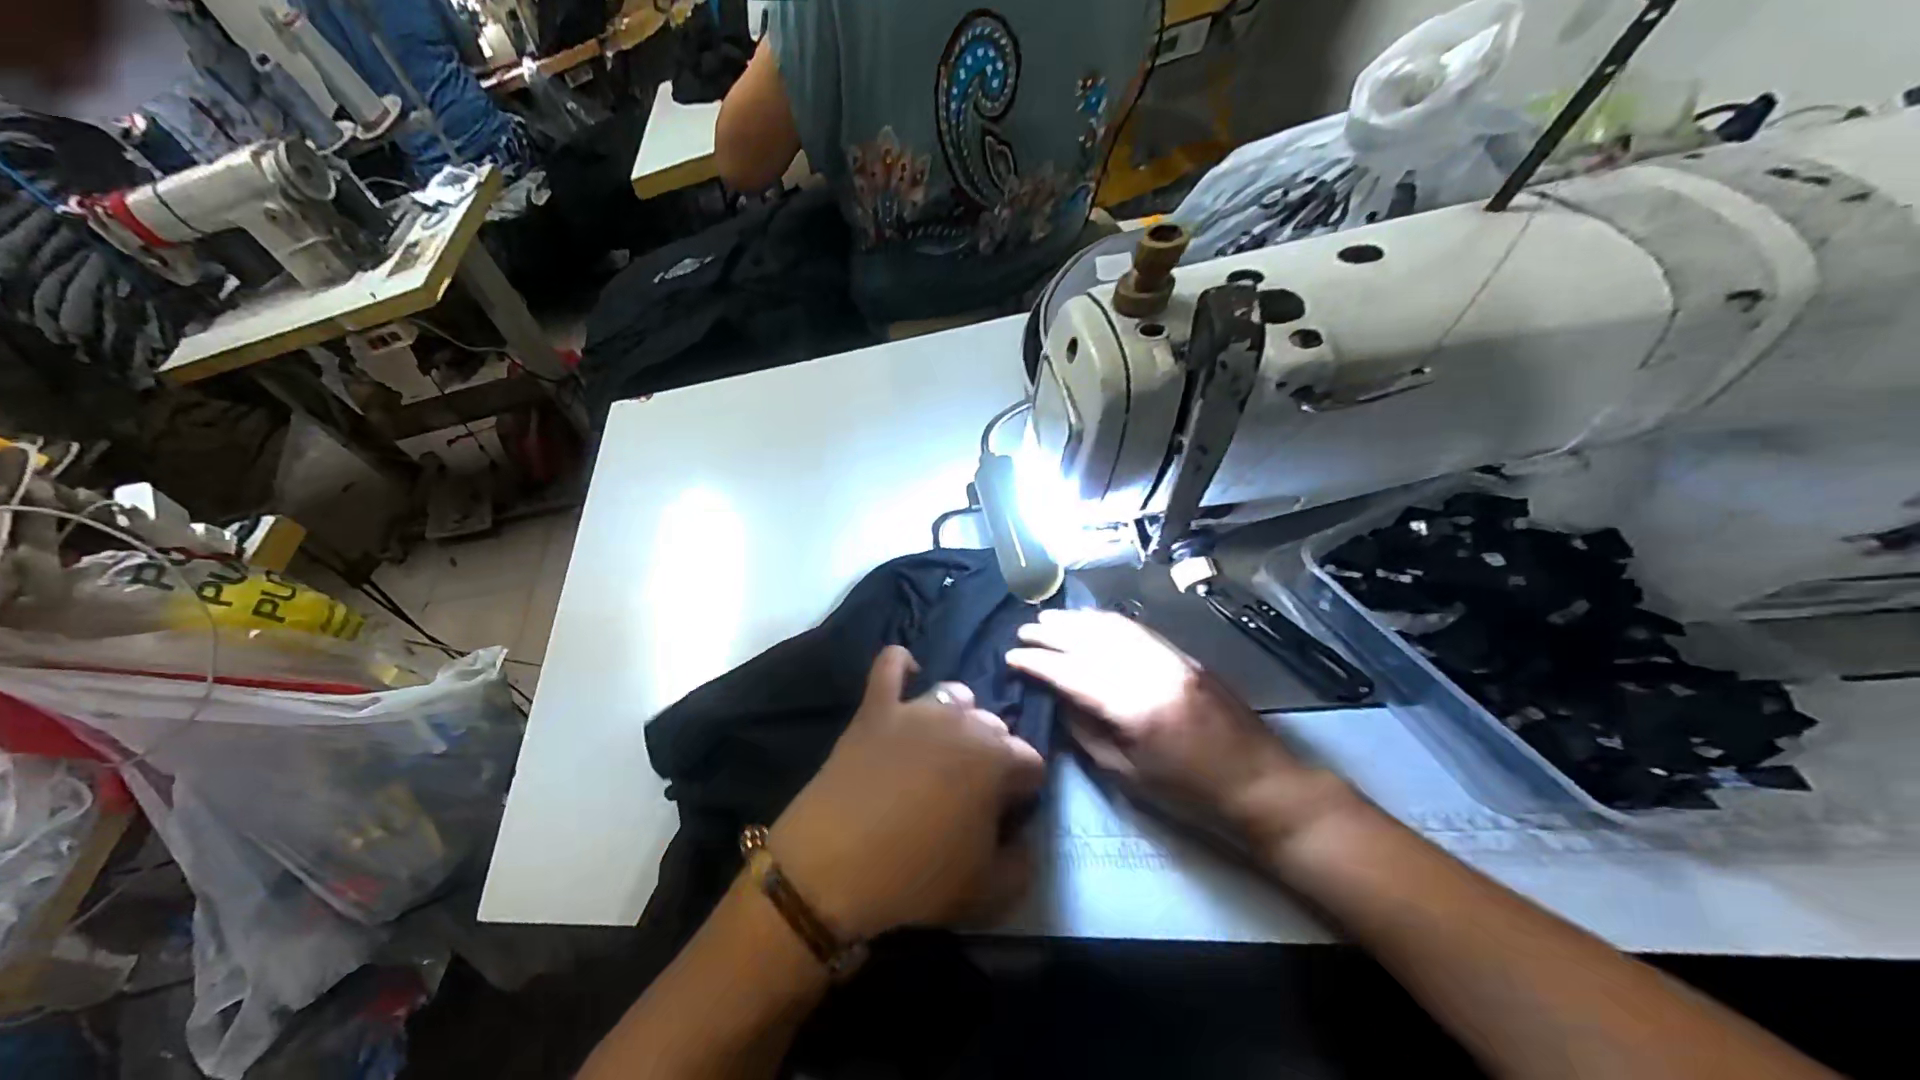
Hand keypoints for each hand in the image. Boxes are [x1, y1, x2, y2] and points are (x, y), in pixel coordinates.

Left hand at [768, 646, 1045, 939]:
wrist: (832, 867)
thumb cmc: (918, 878)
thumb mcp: (990, 890)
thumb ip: (1023, 861)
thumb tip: (1022, 837)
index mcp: (999, 760)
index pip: (1031, 763)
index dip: (1023, 792)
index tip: (1004, 817)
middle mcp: (964, 722)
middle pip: (995, 728)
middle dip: (993, 756)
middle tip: (969, 794)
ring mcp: (916, 709)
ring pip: (954, 697)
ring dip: (958, 719)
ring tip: (941, 751)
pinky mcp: (875, 709)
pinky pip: (890, 667)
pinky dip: (902, 665)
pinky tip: (908, 672)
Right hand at [1007, 610, 1355, 851]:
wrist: (1261, 784)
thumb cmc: (1190, 795)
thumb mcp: (1127, 775)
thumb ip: (1087, 732)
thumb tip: (1058, 700)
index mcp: (1135, 708)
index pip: (1073, 673)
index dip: (1039, 663)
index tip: (1012, 657)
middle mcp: (1153, 671)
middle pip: (1092, 640)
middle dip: (1053, 633)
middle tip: (1023, 631)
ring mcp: (1173, 658)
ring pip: (1115, 626)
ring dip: (1078, 620)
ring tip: (1049, 619)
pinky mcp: (1186, 656)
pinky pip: (1139, 629)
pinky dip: (1108, 621)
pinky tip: (1090, 622)